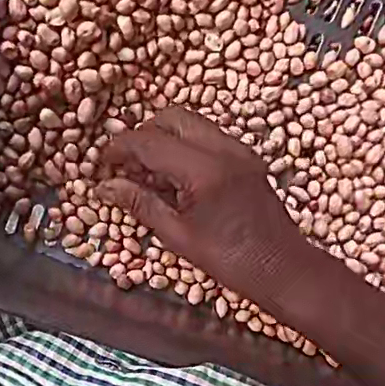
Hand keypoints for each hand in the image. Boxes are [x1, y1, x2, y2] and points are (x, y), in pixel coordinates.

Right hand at [96, 106, 318, 305]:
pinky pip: (208, 136)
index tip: (102, 161)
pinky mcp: (247, 158)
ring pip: (191, 123)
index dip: (120, 147)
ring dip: (164, 138)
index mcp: (204, 170)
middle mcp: (224, 150)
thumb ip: (140, 204)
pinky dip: (185, 146)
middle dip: (142, 135)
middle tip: (125, 164)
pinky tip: (174, 177)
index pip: (150, 141)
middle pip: (171, 118)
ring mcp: (239, 150)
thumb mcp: (177, 235)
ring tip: (147, 172)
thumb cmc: (230, 260)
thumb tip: (106, 187)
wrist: (282, 267)